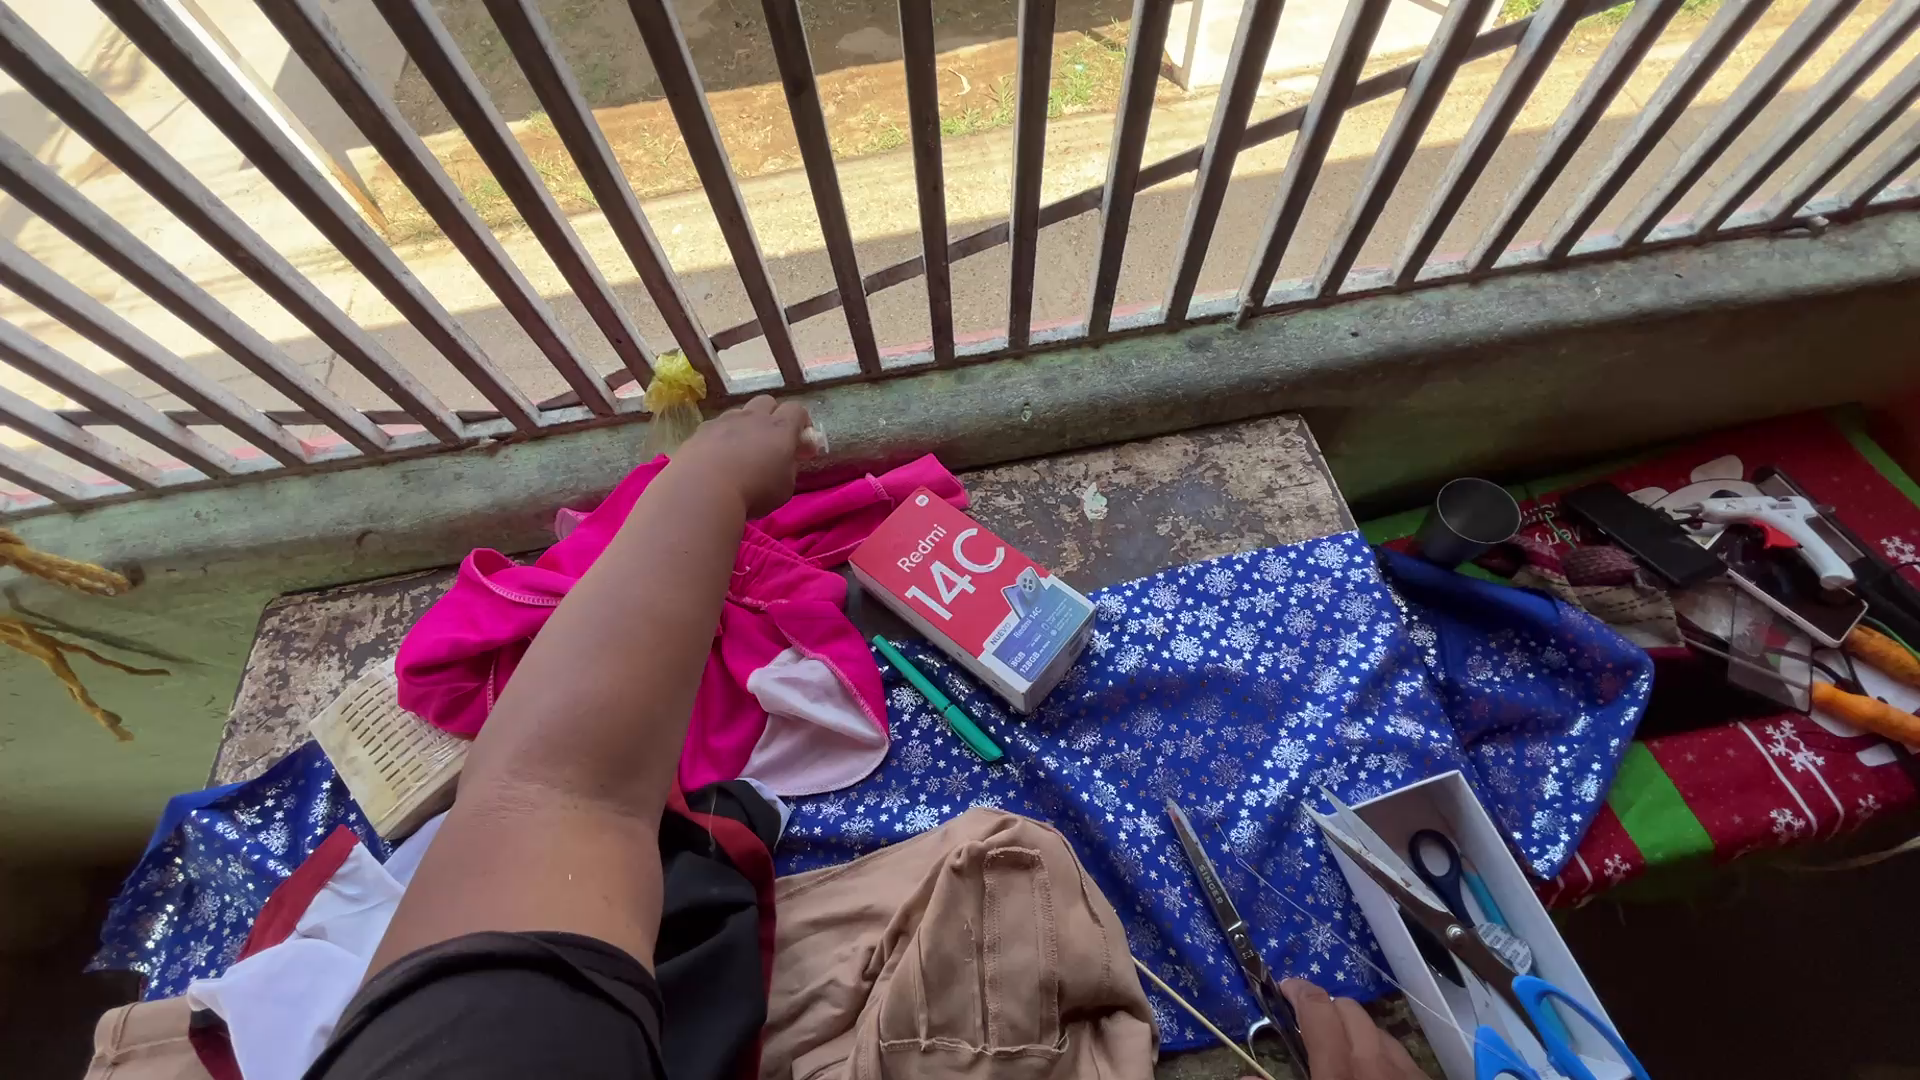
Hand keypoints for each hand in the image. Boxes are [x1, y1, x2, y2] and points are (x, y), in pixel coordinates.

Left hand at [671, 395, 811, 517]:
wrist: (704, 490)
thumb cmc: (754, 492)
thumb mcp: (785, 487)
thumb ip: (790, 467)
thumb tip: (788, 458)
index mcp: (780, 429)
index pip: (797, 410)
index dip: (802, 423)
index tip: (801, 441)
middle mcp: (753, 418)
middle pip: (767, 401)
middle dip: (773, 415)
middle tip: (772, 441)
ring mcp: (724, 421)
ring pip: (740, 412)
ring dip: (746, 425)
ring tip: (742, 450)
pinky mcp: (701, 430)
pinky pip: (716, 426)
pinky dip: (722, 436)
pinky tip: (717, 457)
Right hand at [1280, 978, 1428, 1079]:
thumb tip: (1243, 1075)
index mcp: (1337, 1068)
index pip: (1316, 1005)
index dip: (1297, 989)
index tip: (1284, 990)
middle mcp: (1373, 1060)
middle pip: (1346, 1007)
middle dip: (1326, 1008)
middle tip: (1313, 1028)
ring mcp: (1407, 1071)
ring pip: (1377, 1029)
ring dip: (1358, 1032)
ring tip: (1348, 1055)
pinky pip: (1404, 1056)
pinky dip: (1386, 1056)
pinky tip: (1381, 1076)